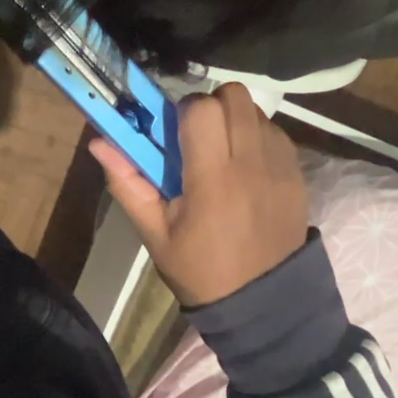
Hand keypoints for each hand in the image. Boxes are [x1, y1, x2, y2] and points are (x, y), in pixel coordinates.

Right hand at [91, 84, 309, 307]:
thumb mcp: (155, 235)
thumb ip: (128, 184)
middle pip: (235, 95)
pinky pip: (275, 133)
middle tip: (195, 137)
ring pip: (257, 110)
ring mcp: (281, 166)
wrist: (262, 302)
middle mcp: (251, 163)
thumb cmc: (199, 271)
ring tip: (221, 155)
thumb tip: (98, 142)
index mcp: (212, 180)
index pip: (201, 109)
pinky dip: (255, 138)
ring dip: (234, 121)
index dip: (183, 111)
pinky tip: (244, 169)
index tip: (173, 133)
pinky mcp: (298, 173)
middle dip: (210, 106)